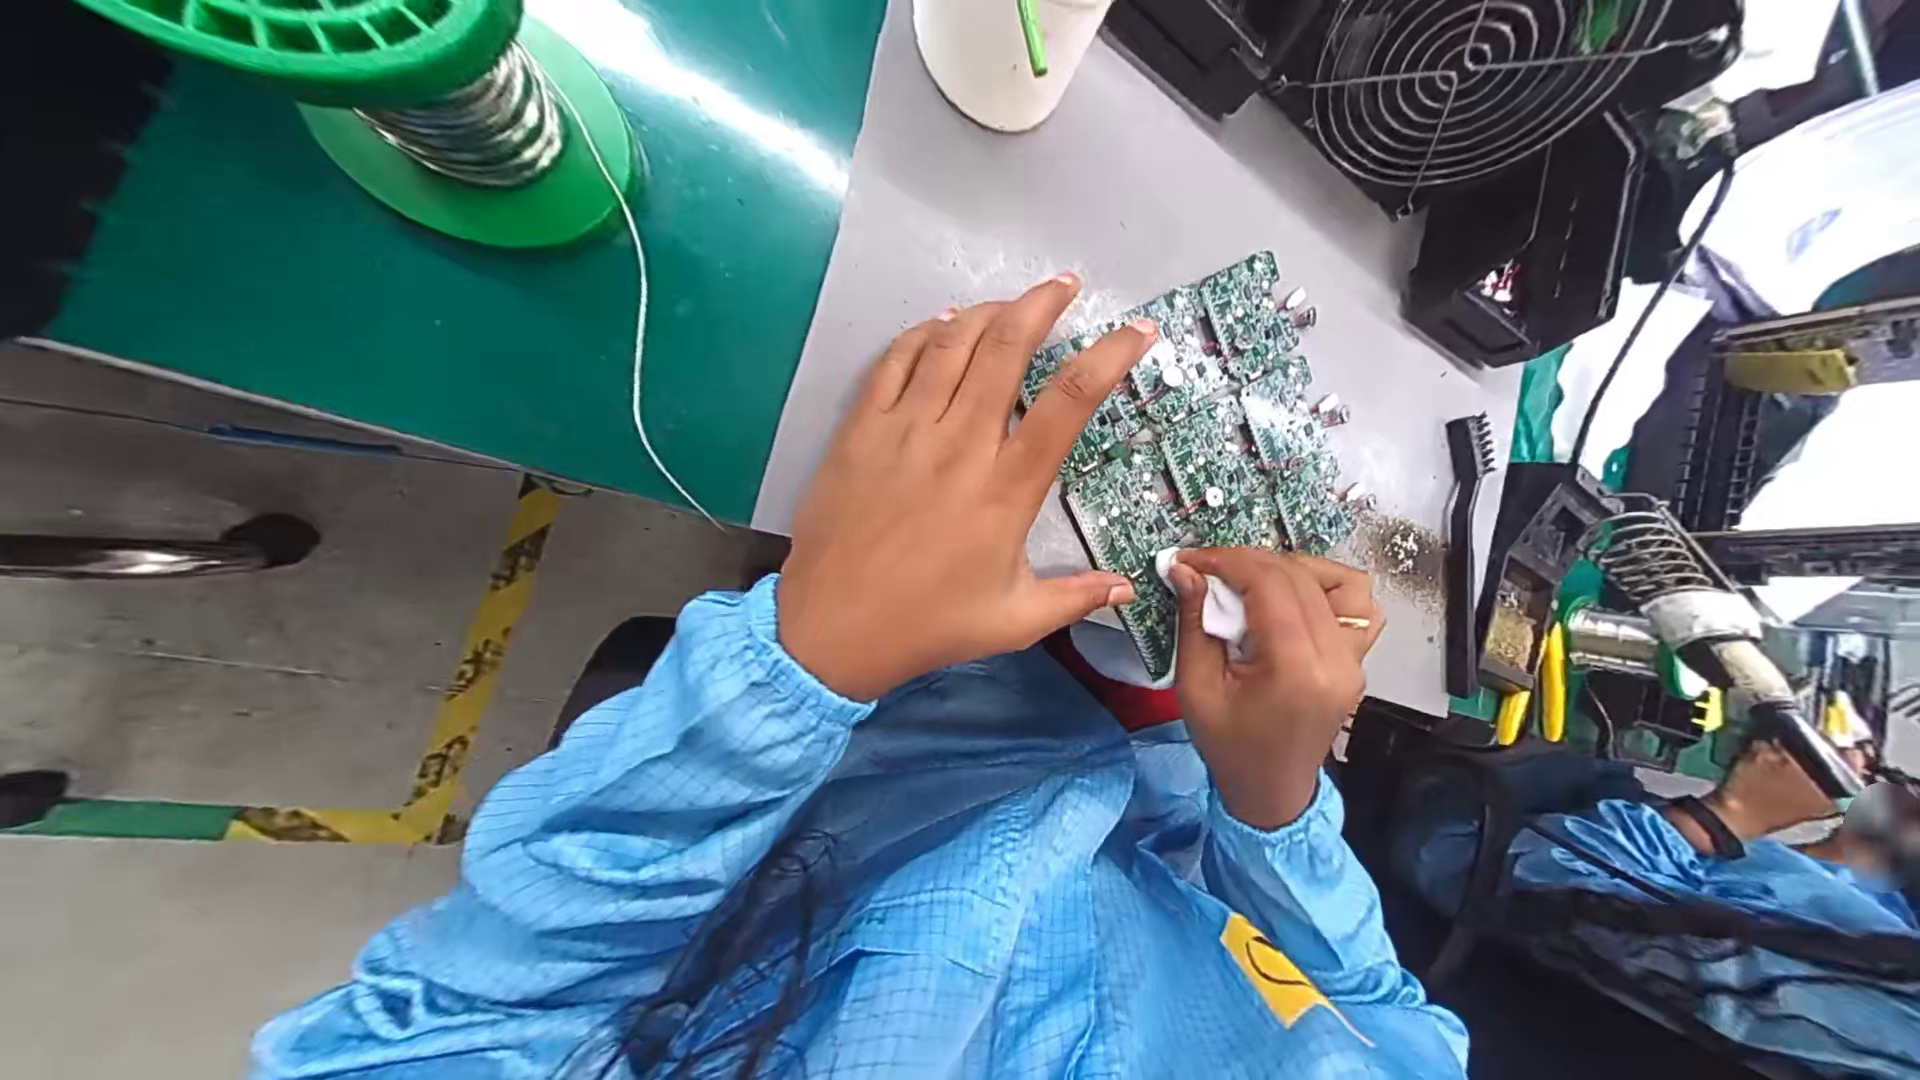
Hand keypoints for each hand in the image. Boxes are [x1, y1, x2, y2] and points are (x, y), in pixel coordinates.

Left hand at [779, 275, 1157, 700]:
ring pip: (951, 344)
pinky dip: (922, 333)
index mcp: (1006, 488)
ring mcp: (904, 431)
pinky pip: (893, 362)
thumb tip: (1127, 589)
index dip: (1110, 357)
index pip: (1070, 402)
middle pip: (1007, 349)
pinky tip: (941, 324)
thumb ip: (1075, 598)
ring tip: (1009, 303)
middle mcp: (959, 444)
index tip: (1136, 332)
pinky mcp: (860, 431)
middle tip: (1064, 285)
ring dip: (986, 312)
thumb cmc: (927, 625)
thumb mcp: (1014, 621)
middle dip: (1042, 305)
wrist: (834, 626)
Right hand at [1169, 549, 1384, 828]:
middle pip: (1298, 577)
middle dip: (1246, 560)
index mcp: (1296, 669)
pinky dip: (1325, 586)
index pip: (1269, 585)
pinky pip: (1357, 604)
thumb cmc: (1227, 744)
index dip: (1226, 561)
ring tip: (1251, 579)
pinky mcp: (1357, 659)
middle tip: (1206, 567)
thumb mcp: (1195, 686)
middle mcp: (1337, 659)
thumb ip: (1193, 622)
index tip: (1189, 559)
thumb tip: (1185, 570)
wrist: (1270, 789)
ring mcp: (1355, 659)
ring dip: (1290, 568)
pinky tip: (1291, 595)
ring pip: (1339, 581)